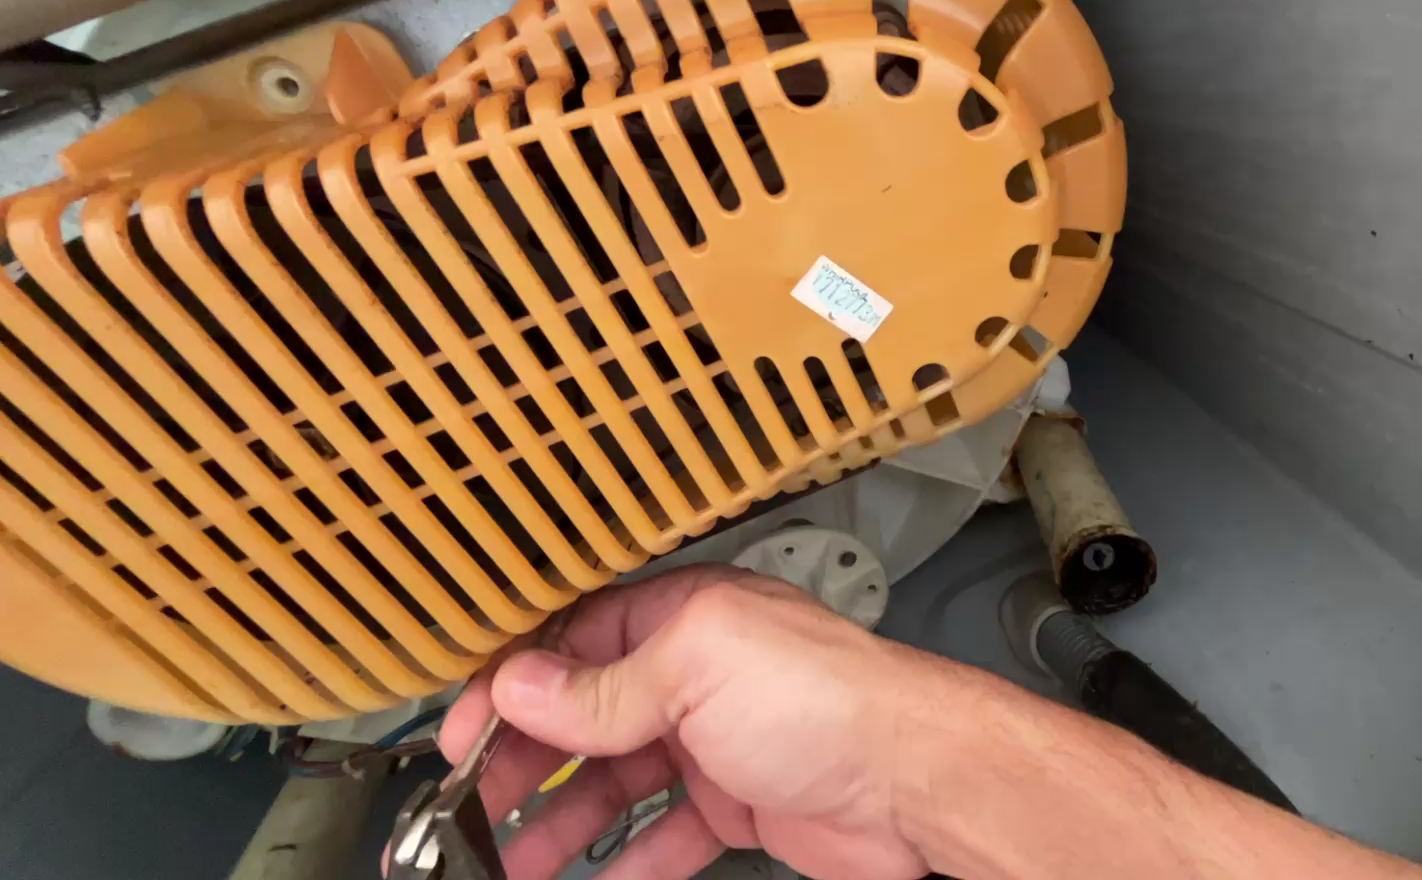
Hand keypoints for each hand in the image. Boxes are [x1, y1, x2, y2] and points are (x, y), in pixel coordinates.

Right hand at [435, 564, 961, 879]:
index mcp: (689, 619)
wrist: (905, 773)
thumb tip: (520, 682)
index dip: (519, 682)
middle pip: (590, 713)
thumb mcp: (698, 667)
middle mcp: (700, 672)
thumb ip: (606, 684)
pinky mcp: (738, 797)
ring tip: (510, 862)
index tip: (463, 734)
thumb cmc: (818, 695)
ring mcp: (717, 737)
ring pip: (619, 777)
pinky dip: (629, 857)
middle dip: (528, 760)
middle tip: (469, 815)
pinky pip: (666, 832)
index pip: (582, 639)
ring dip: (561, 819)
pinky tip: (597, 877)